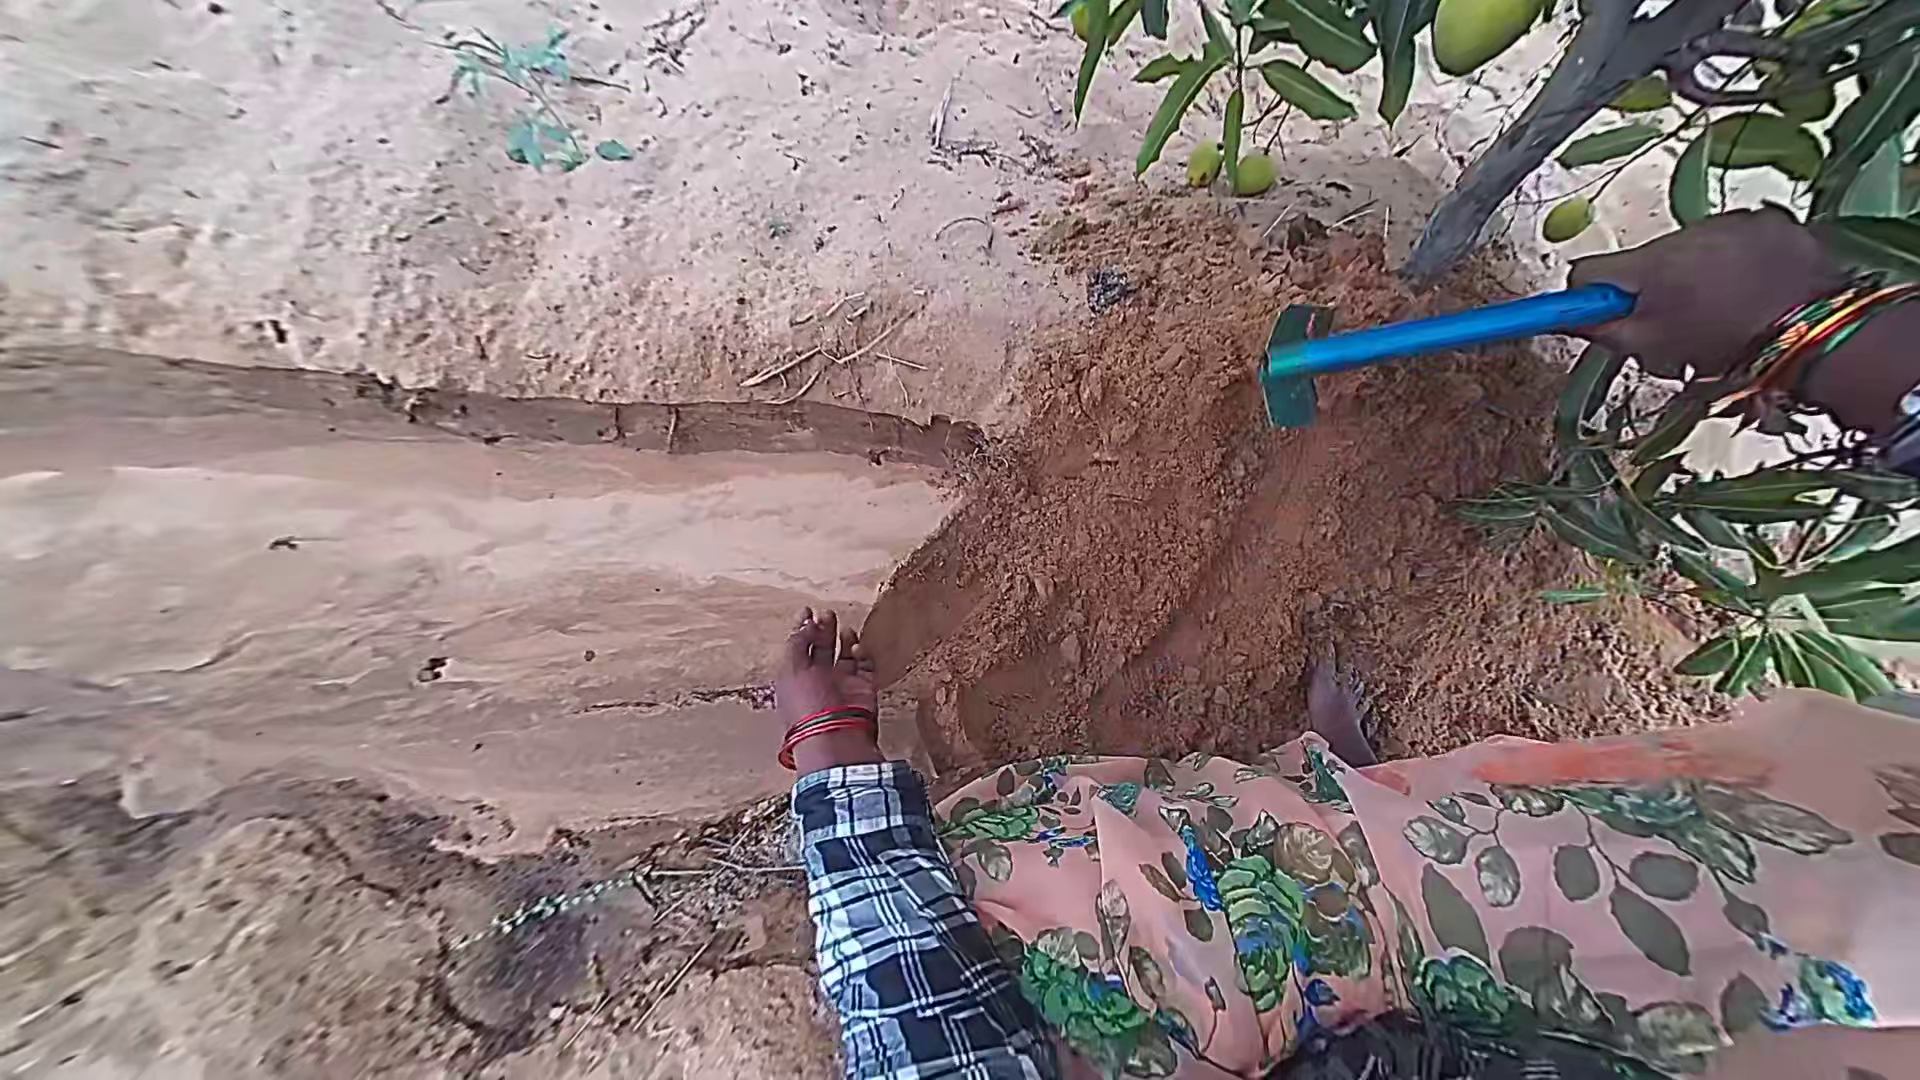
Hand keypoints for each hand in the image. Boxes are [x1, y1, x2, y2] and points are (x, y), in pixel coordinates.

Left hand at [775, 608, 881, 773]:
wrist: (836, 736)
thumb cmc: (807, 705)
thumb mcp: (791, 670)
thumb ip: (797, 643)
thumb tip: (806, 623)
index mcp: (795, 677)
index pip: (798, 647)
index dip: (802, 628)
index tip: (807, 611)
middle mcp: (818, 680)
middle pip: (821, 648)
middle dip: (823, 629)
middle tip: (827, 614)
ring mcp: (842, 684)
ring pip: (845, 655)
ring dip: (844, 639)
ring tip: (844, 628)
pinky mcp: (863, 688)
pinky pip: (865, 665)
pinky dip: (862, 653)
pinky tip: (857, 647)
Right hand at [1567, 208, 1847, 378]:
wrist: (1814, 328)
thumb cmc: (1718, 340)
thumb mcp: (1642, 343)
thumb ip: (1595, 328)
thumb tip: (1562, 319)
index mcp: (1650, 263)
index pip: (1586, 271)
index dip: (1584, 296)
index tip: (1595, 314)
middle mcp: (1688, 232)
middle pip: (1635, 260)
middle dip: (1637, 286)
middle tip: (1658, 317)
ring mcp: (1733, 222)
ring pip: (1678, 249)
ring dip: (1678, 272)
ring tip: (1702, 302)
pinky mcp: (1768, 220)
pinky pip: (1721, 238)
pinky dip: (1716, 259)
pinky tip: (1733, 285)